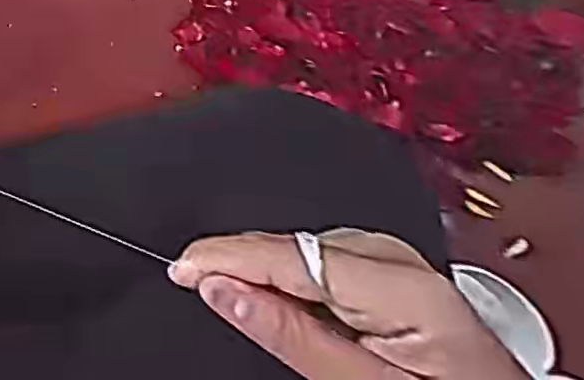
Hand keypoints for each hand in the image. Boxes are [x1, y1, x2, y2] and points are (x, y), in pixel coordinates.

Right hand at [169, 230, 525, 379]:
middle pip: (288, 245)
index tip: (180, 268)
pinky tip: (274, 300)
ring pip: (293, 248)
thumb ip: (293, 338)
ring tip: (235, 299)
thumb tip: (216, 286)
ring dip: (258, 272)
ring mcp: (388, 253)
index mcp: (402, 285)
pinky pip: (311, 257)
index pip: (288, 253)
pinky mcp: (380, 260)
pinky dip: (283, 277)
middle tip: (193, 285)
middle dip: (237, 263)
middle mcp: (393, 254)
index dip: (225, 256)